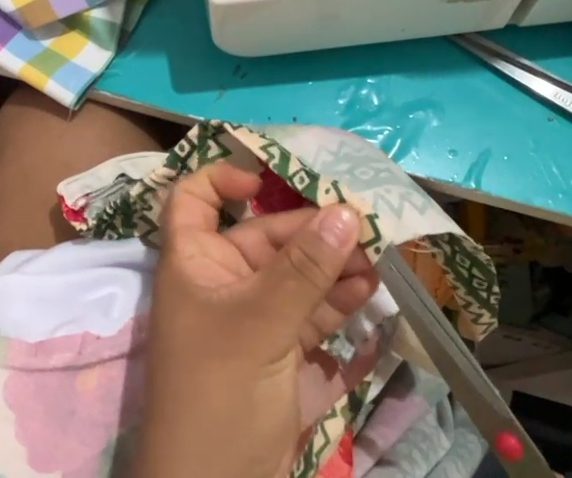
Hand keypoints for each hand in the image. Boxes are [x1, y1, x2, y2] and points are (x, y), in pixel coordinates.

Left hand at [134, 162, 380, 477]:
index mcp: (194, 261)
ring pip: (294, 272)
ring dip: (333, 263)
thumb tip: (347, 211)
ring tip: (378, 255)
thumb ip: (305, 269)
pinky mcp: (279, 347)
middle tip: (366, 225)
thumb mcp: (260, 325)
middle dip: (311, 229)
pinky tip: (370, 287)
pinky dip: (337, 297)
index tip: (265, 182)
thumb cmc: (219, 392)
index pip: (193, 199)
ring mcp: (251, 315)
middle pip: (264, 235)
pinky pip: (309, 308)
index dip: (222, 180)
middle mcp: (220, 279)